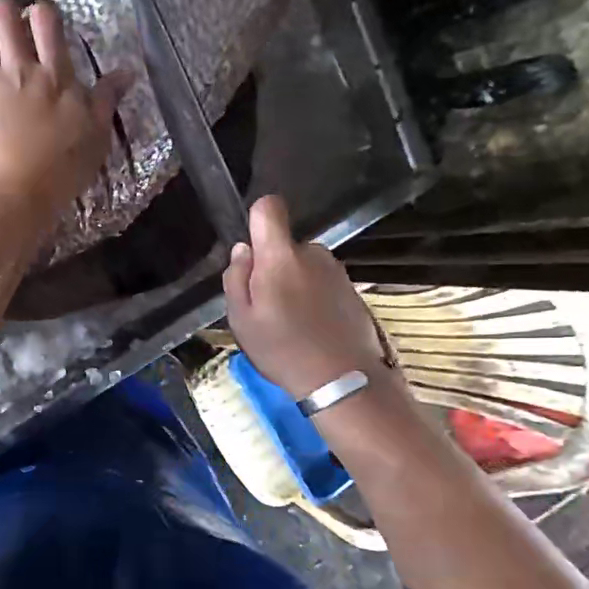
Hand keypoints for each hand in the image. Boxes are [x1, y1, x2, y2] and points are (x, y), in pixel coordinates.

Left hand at [0, 0, 125, 224]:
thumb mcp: (96, 131)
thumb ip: (107, 98)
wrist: (22, 192)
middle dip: (3, 10)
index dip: (43, 10)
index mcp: (54, 73)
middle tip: (5, 16)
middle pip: (5, 20)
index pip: (47, 21)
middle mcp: (18, 71)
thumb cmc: (65, 164)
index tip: (41, 16)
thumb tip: (126, 71)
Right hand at [223, 196, 386, 398]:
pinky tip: (309, 326)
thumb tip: (242, 251)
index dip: (256, 219)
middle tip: (264, 304)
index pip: (269, 208)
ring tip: (288, 319)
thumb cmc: (282, 349)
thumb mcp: (240, 319)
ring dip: (292, 282)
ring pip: (302, 263)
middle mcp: (312, 254)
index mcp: (280, 257)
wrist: (344, 380)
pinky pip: (320, 280)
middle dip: (271, 265)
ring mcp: (336, 270)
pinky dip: (311, 295)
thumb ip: (236, 278)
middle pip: (283, 243)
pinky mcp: (351, 288)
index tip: (251, 249)